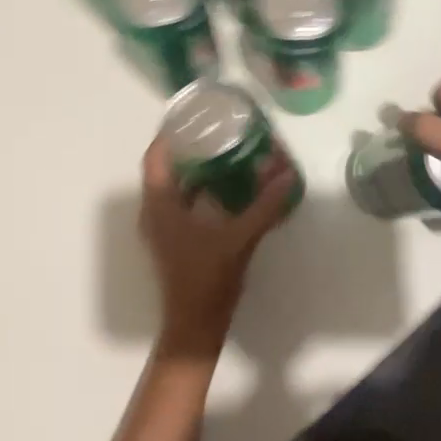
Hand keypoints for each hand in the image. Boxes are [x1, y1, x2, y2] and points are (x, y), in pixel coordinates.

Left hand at [139, 137, 295, 356]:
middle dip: (187, 147)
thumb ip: (264, 206)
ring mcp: (162, 229)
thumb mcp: (240, 238)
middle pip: (163, 168)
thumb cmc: (208, 278)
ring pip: (172, 187)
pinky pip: (180, 204)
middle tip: (218, 129)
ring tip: (224, 151)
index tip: (196, 115)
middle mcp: (154, 212)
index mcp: (160, 205)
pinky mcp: (173, 241)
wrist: (195, 325)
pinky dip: (198, 190)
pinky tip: (226, 187)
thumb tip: (286, 174)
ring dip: (193, 169)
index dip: (171, 133)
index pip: (156, 156)